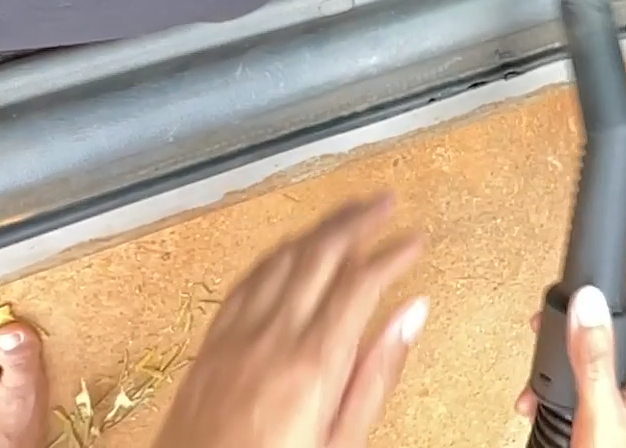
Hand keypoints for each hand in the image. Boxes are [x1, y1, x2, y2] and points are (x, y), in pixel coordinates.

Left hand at [156, 194, 427, 447]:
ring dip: (321, 226)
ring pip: (284, 256)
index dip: (393, 252)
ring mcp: (236, 337)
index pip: (361, 282)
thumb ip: (378, 373)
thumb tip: (413, 312)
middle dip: (359, 218)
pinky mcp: (210, 345)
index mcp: (313, 363)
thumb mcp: (342, 443)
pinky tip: (294, 247)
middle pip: (321, 252)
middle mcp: (273, 338)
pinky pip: (248, 278)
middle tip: (387, 202)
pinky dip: (279, 252)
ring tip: (349, 212)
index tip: (415, 240)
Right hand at [515, 235, 625, 447]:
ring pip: (609, 346)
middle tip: (568, 294)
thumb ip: (594, 358)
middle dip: (596, 302)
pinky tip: (542, 390)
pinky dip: (567, 377)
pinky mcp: (620, 412)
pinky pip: (595, 376)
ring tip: (545, 345)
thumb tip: (588, 301)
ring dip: (574, 342)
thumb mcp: (602, 414)